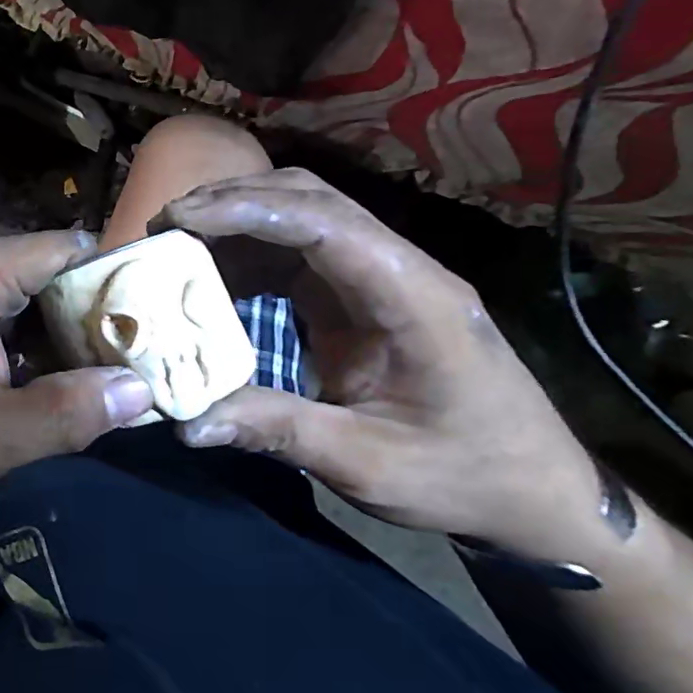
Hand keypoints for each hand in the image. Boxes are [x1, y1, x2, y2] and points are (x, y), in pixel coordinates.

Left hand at [0, 231, 156, 502]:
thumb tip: (142, 391)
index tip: (169, 326)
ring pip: (48, 299)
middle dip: (110, 315)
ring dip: (85, 335)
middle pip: (65, 273)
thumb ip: (69, 411)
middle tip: (158, 361)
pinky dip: (55, 347)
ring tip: (133, 374)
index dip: (125, 282)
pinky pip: (25, 320)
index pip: (76, 251)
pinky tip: (84, 382)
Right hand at [154, 168, 608, 559]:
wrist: (530, 492)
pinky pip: (295, 254)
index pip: (327, 225)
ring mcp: (378, 281)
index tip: (177, 219)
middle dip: (231, 202)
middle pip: (311, 200)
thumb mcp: (367, 465)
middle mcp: (398, 272)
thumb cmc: (463, 477)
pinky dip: (245, 254)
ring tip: (172, 245)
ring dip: (234, 221)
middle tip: (161, 227)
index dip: (248, 211)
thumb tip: (186, 421)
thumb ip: (277, 431)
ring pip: (300, 217)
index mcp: (412, 300)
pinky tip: (208, 278)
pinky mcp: (359, 299)